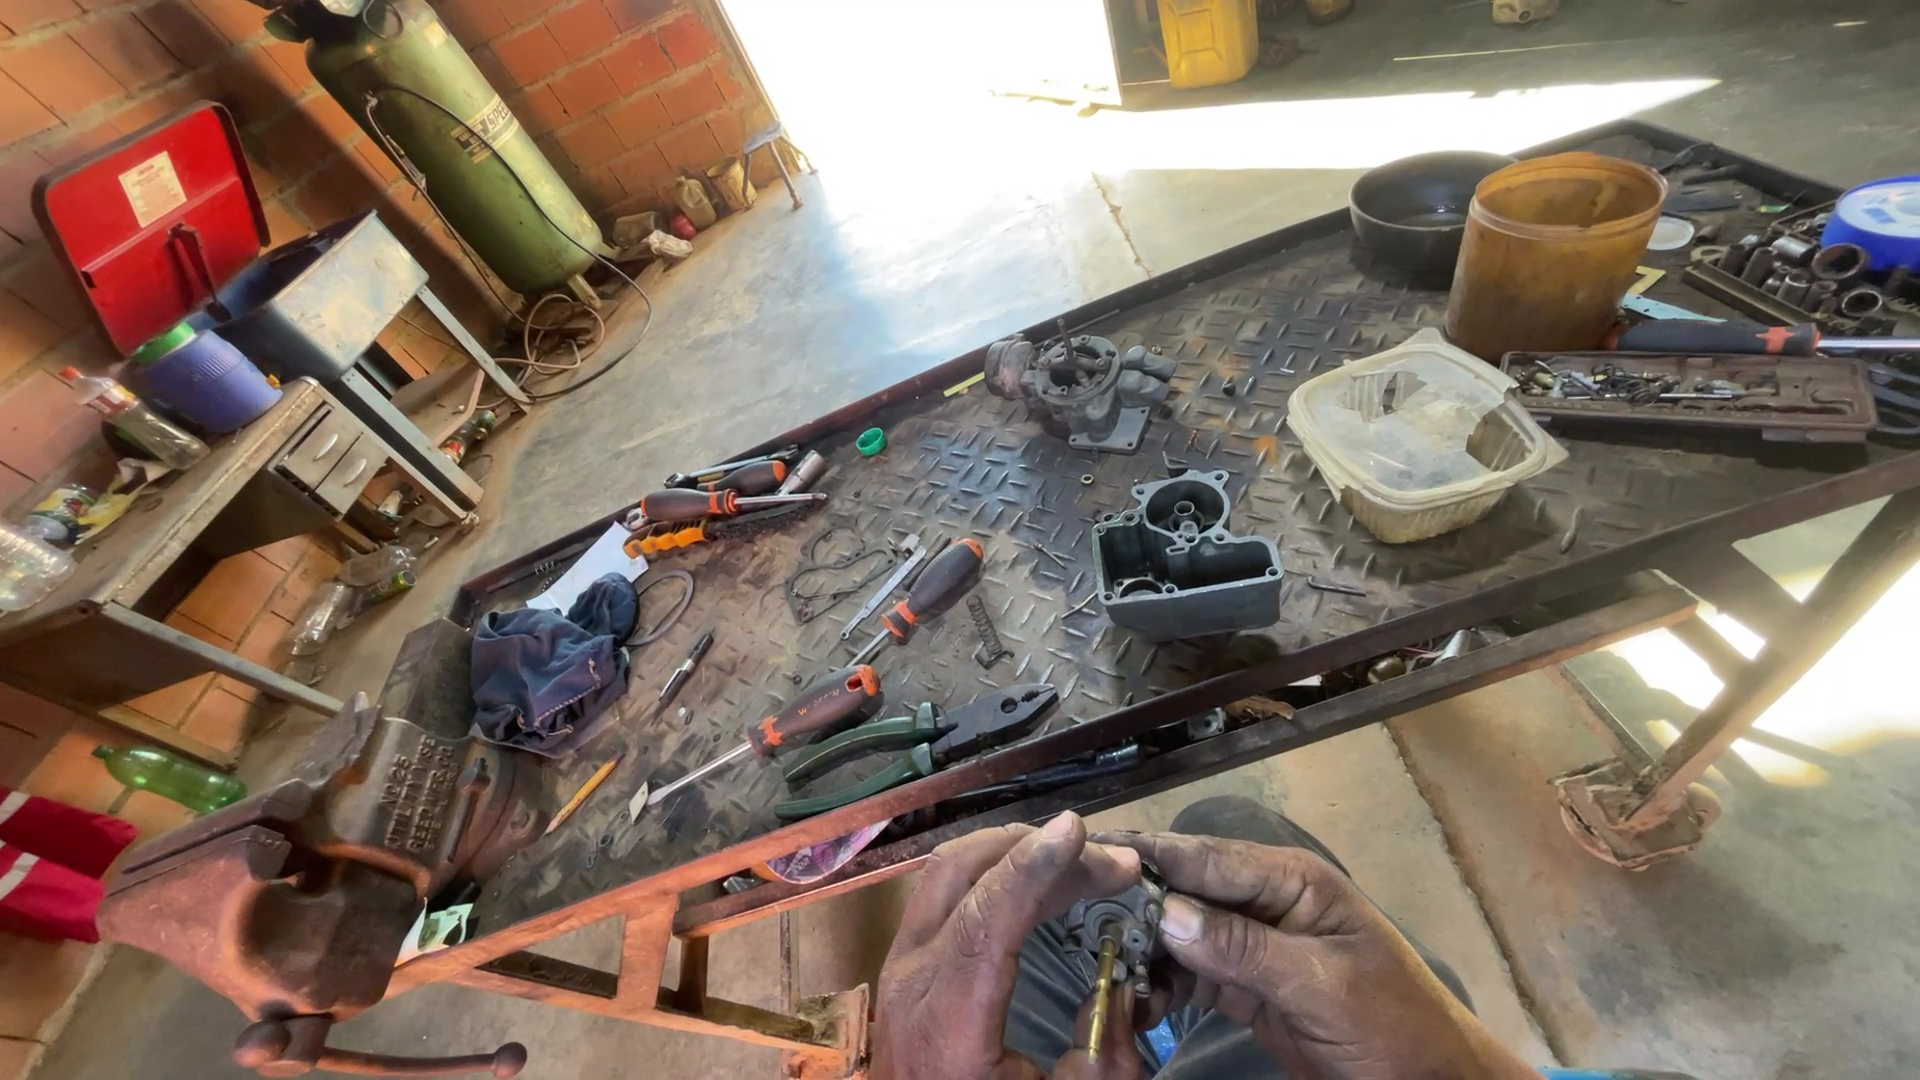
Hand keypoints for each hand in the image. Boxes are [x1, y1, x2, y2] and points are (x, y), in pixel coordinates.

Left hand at [873, 812, 1145, 1079]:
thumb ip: (1102, 1064)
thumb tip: (1126, 988)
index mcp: (943, 1023)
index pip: (983, 919)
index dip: (1029, 868)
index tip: (1075, 830)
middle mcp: (911, 976)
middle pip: (962, 873)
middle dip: (1039, 850)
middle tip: (1110, 862)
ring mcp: (900, 958)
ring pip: (949, 867)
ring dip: (1013, 848)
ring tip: (1078, 858)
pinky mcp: (904, 954)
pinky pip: (944, 884)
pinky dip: (992, 864)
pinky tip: (1035, 875)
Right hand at [1095, 831, 1535, 1079]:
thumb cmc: (1394, 1027)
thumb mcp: (1323, 986)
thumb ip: (1243, 946)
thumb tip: (1166, 910)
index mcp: (1286, 878)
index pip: (1203, 856)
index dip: (1146, 852)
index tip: (1088, 850)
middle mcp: (1260, 898)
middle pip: (1183, 888)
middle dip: (1134, 903)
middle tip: (1078, 915)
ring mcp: (1250, 939)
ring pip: (1180, 931)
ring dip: (1144, 949)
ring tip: (1105, 969)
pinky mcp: (1243, 980)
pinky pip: (1191, 971)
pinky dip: (1163, 984)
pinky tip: (1140, 1002)